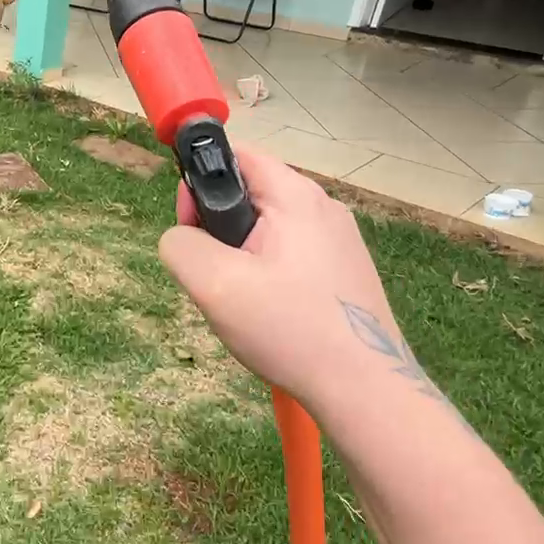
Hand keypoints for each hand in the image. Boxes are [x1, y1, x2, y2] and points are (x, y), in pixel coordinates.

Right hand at [157, 147, 405, 408]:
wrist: (364, 388)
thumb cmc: (288, 328)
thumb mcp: (212, 283)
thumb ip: (179, 244)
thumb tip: (181, 237)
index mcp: (295, 197)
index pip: (234, 155)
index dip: (199, 184)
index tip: (191, 228)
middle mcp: (323, 208)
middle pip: (247, 194)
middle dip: (216, 229)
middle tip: (212, 275)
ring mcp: (338, 240)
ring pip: (264, 229)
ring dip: (238, 257)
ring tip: (240, 301)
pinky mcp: (343, 270)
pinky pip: (285, 255)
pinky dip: (264, 275)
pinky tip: (267, 313)